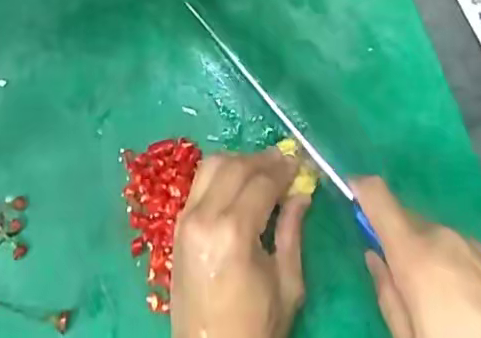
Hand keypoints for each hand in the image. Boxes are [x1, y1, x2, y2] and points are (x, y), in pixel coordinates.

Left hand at [172, 147, 313, 337]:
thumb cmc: (255, 327)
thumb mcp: (287, 284)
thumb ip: (292, 231)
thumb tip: (302, 192)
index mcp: (234, 233)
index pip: (263, 182)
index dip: (286, 169)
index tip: (303, 163)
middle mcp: (205, 217)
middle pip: (236, 166)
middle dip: (265, 160)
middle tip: (286, 161)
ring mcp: (186, 219)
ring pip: (213, 165)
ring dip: (240, 161)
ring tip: (263, 170)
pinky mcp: (177, 226)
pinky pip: (199, 182)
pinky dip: (221, 173)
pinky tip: (239, 182)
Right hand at [355, 177, 480, 337]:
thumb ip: (389, 297)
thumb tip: (375, 259)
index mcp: (417, 254)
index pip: (379, 196)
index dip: (360, 188)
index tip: (347, 192)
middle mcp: (446, 238)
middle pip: (407, 221)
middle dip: (393, 238)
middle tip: (390, 276)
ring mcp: (477, 248)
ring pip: (436, 239)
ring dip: (424, 256)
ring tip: (430, 304)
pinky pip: (462, 254)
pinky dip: (451, 268)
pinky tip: (463, 310)